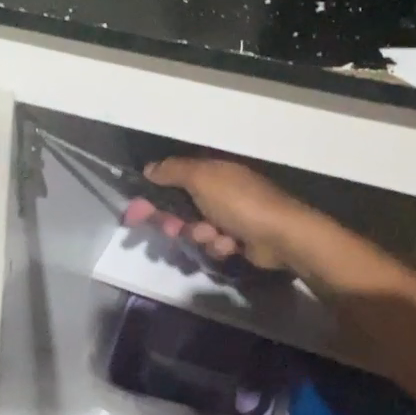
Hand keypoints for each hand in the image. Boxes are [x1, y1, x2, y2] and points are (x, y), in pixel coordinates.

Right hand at [135, 158, 316, 270]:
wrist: (279, 234)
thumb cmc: (239, 201)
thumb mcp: (201, 178)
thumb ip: (172, 171)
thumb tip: (149, 168)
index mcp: (211, 171)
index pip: (172, 180)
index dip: (152, 196)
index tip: (135, 214)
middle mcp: (218, 191)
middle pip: (180, 208)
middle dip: (176, 221)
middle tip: (174, 229)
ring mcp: (228, 216)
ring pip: (195, 229)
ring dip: (201, 235)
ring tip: (215, 236)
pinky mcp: (236, 239)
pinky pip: (214, 244)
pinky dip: (220, 246)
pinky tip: (231, 245)